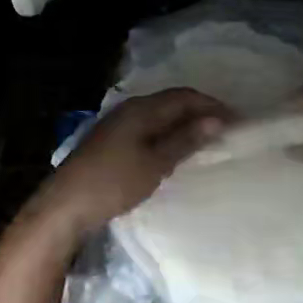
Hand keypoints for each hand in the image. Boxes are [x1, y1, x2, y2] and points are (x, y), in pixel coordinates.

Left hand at [21, 88, 230, 246]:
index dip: (213, 105)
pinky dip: (168, 132)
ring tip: (207, 138)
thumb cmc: (113, 183)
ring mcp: (118, 123)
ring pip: (160, 114)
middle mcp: (130, 108)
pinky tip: (175, 148)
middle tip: (227, 128)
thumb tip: (216, 119)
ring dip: (184, 122)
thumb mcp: (155, 163)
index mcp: (142, 108)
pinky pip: (149, 126)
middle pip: (172, 101)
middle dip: (200, 111)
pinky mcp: (111, 140)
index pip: (185, 96)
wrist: (64, 206)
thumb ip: (185, 140)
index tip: (239, 120)